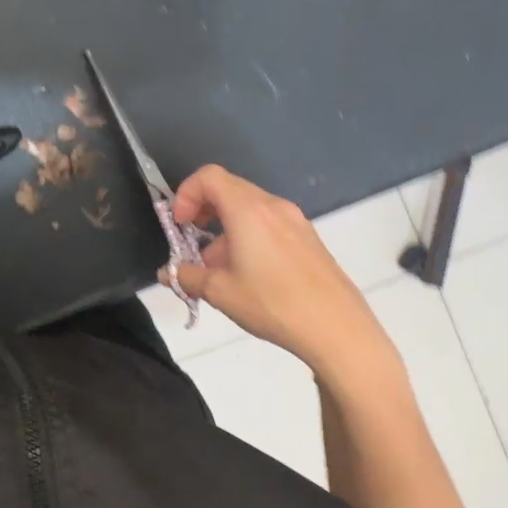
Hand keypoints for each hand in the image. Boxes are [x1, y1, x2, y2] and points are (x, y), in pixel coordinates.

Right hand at [165, 166, 398, 382]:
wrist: (340, 330)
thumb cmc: (273, 304)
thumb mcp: (220, 292)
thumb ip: (187, 276)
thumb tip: (168, 273)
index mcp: (248, 210)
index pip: (209, 177)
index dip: (186, 193)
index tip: (180, 224)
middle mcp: (273, 207)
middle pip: (229, 188)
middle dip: (204, 209)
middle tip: (192, 239)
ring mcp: (296, 222)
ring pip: (250, 208)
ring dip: (226, 227)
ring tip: (220, 266)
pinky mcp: (310, 239)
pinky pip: (270, 223)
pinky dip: (249, 235)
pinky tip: (250, 273)